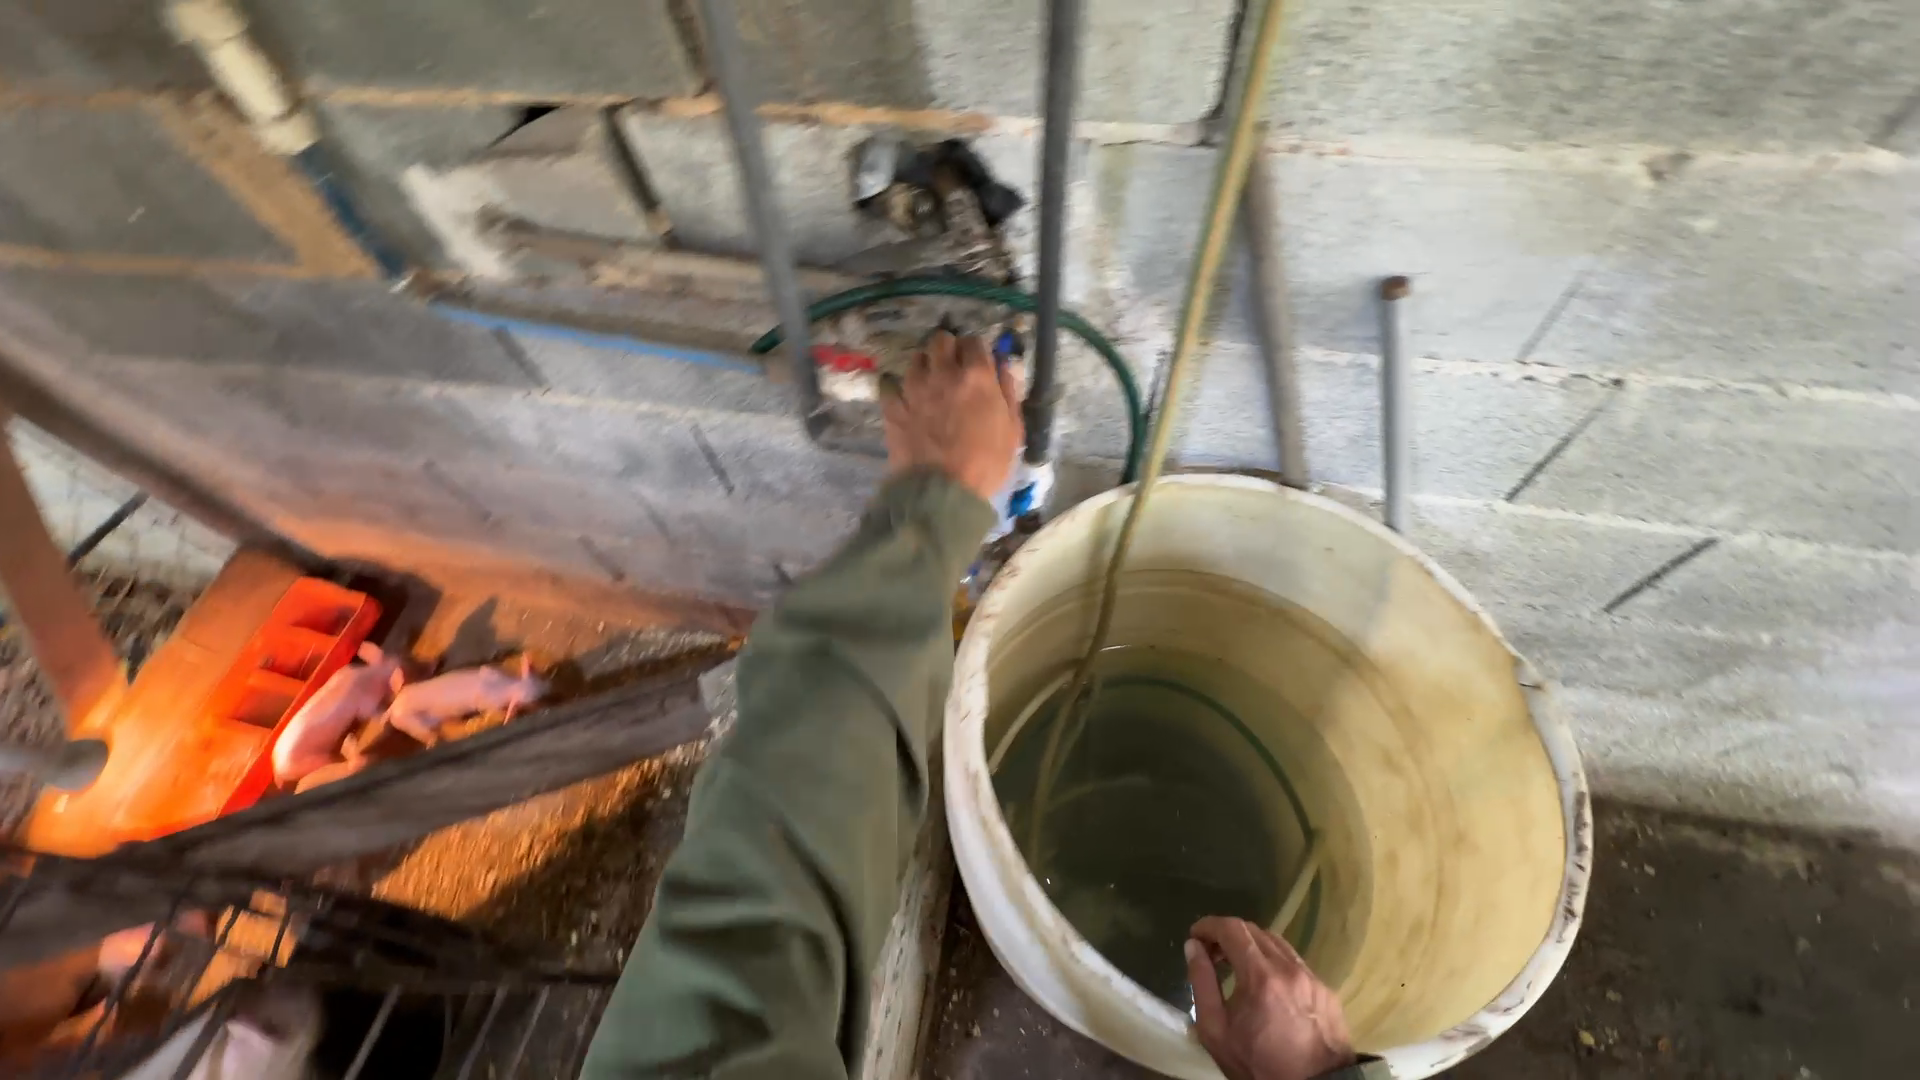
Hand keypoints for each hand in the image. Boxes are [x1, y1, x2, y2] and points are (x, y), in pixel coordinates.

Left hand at [883, 331, 1022, 502]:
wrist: (943, 491)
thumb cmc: (986, 465)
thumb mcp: (1013, 431)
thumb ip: (1009, 393)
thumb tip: (1004, 366)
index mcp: (977, 377)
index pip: (974, 342)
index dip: (975, 350)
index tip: (977, 362)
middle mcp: (943, 374)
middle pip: (940, 340)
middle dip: (947, 348)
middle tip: (951, 366)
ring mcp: (914, 390)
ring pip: (915, 359)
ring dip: (924, 365)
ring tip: (928, 383)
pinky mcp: (893, 408)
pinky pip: (889, 385)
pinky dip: (895, 388)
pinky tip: (902, 397)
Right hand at [1186, 917, 1355, 1079]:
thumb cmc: (1259, 1065)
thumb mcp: (1216, 1031)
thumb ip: (1201, 983)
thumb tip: (1193, 947)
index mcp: (1260, 976)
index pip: (1231, 928)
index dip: (1208, 925)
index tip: (1195, 936)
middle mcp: (1288, 967)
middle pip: (1253, 930)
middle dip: (1227, 934)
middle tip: (1212, 953)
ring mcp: (1311, 977)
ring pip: (1276, 942)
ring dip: (1252, 945)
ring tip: (1239, 965)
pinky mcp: (1326, 990)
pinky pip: (1295, 961)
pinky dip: (1274, 961)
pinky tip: (1268, 983)